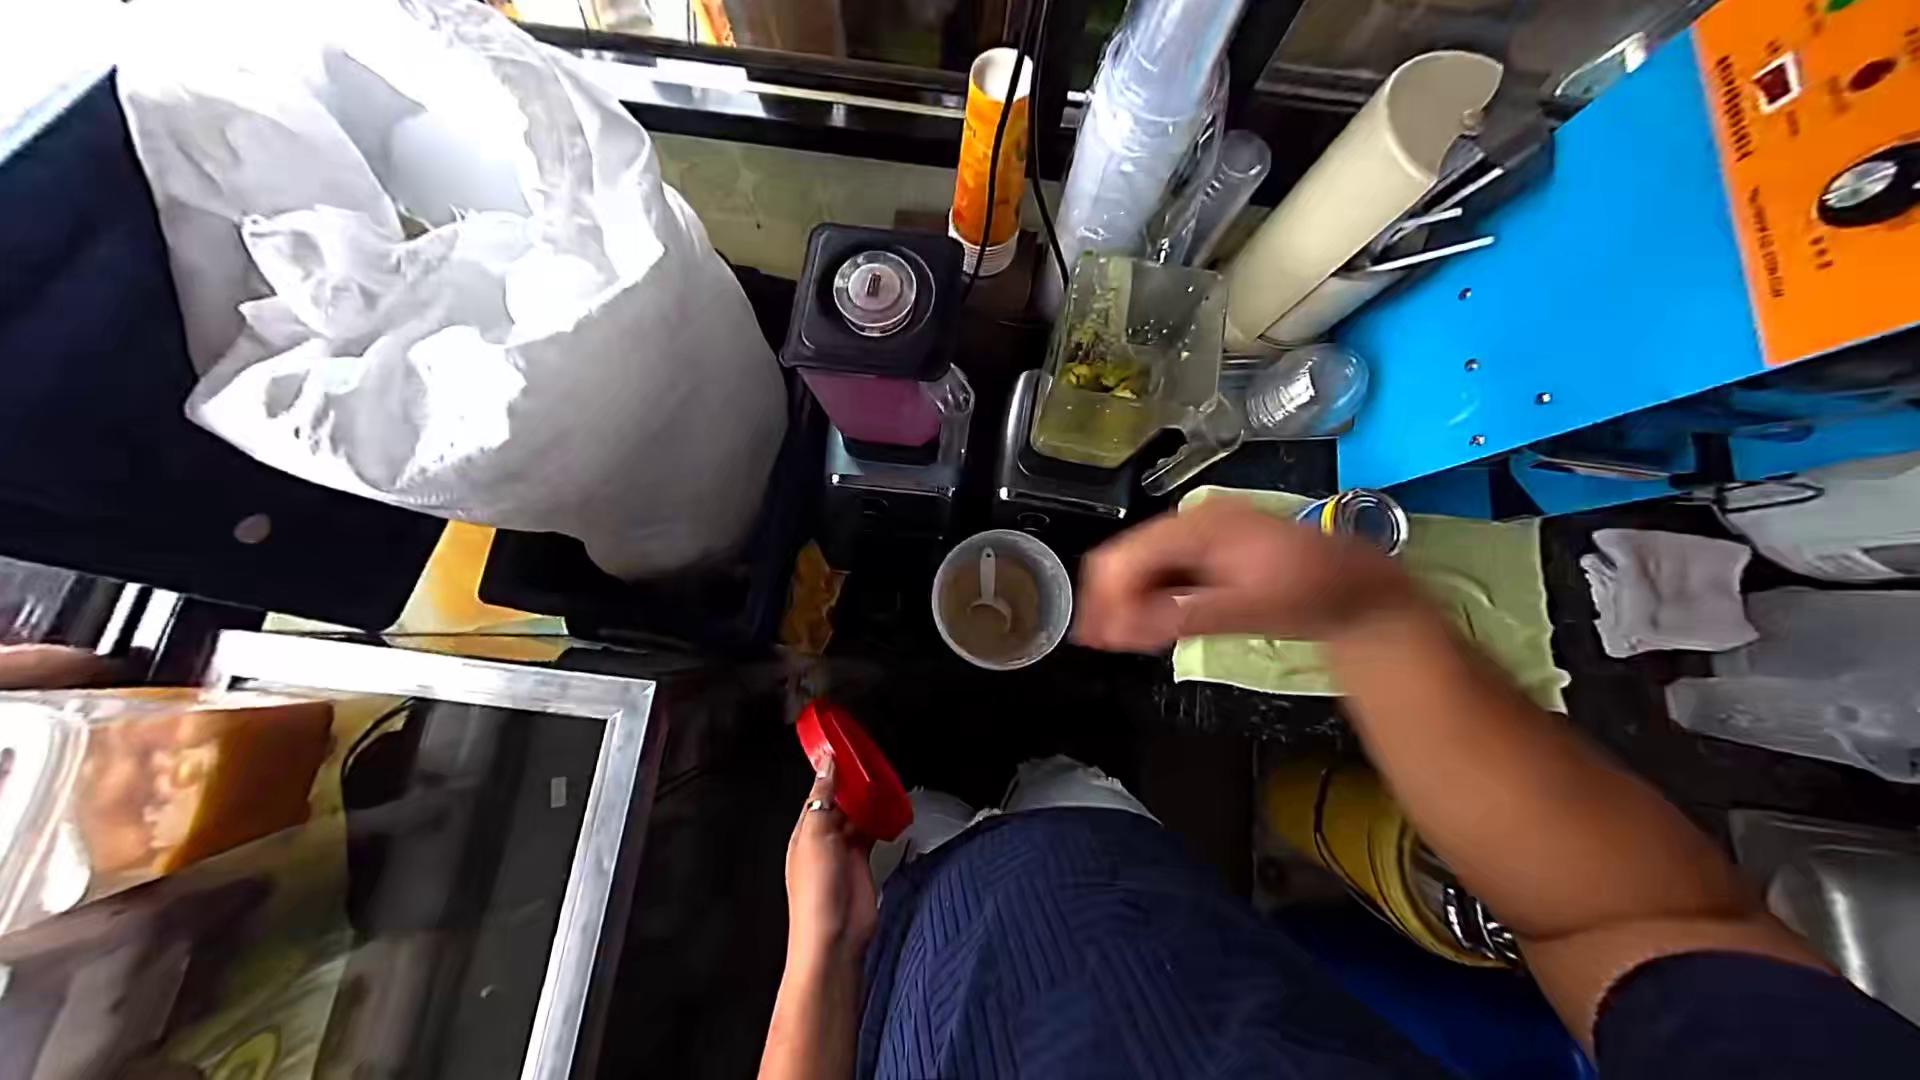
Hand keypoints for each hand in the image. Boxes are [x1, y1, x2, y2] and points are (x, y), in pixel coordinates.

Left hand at [785, 758, 878, 966]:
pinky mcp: (862, 860)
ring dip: (868, 800)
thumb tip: (826, 765)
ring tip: (882, 781)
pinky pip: (872, 831)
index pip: (818, 791)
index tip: (846, 750)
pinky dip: (880, 819)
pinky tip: (889, 809)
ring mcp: (843, 850)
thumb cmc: (816, 894)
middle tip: (870, 762)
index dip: (831, 771)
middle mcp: (823, 838)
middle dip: (853, 784)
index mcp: (805, 830)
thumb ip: (822, 797)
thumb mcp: (815, 835)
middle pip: (840, 801)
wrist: (835, 938)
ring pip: (857, 814)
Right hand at [1074, 495, 1417, 652]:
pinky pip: (1157, 569)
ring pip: (1136, 563)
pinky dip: (1145, 596)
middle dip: (1108, 598)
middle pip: (1125, 556)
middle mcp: (1190, 520)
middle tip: (1101, 640)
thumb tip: (1120, 630)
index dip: (1105, 596)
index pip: (1129, 555)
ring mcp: (1194, 533)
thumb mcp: (1247, 610)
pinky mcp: (1200, 548)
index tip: (1097, 636)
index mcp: (1200, 526)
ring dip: (1124, 600)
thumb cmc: (1311, 593)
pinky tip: (1145, 622)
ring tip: (1118, 637)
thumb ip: (1179, 617)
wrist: (1356, 586)